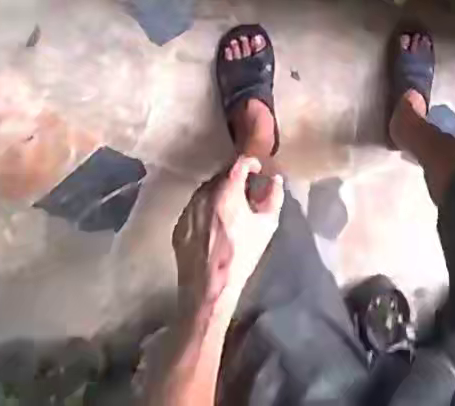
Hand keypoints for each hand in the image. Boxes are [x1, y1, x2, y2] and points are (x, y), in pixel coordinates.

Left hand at [173, 155, 283, 313]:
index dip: (250, 162)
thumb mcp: (266, 227)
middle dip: (235, 179)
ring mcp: (189, 210)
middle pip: (222, 175)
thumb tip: (276, 180)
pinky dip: (206, 208)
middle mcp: (204, 195)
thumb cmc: (241, 257)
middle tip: (246, 192)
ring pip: (207, 190)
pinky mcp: (179, 225)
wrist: (209, 291)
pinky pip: (195, 207)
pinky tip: (214, 225)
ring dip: (220, 192)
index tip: (257, 169)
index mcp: (227, 192)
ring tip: (230, 209)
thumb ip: (274, 197)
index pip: (239, 163)